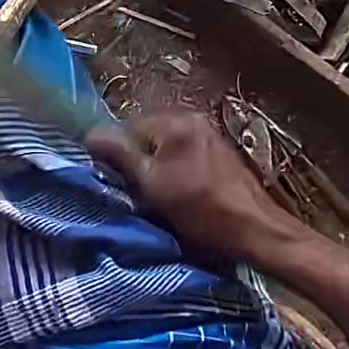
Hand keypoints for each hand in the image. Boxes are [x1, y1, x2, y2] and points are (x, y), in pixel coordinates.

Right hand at [86, 109, 322, 271]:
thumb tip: (89, 135)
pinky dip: (174, 169)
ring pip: (163, 145)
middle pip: (144, 134)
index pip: (124, 128)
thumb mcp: (152, 184)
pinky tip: (179, 193)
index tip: (118, 183)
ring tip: (159, 196)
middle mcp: (190, 117)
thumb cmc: (202, 209)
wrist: (259, 232)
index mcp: (173, 119)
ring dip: (155, 167)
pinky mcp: (217, 150)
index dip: (116, 155)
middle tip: (138, 191)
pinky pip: (181, 153)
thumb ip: (118, 155)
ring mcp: (206, 132)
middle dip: (137, 160)